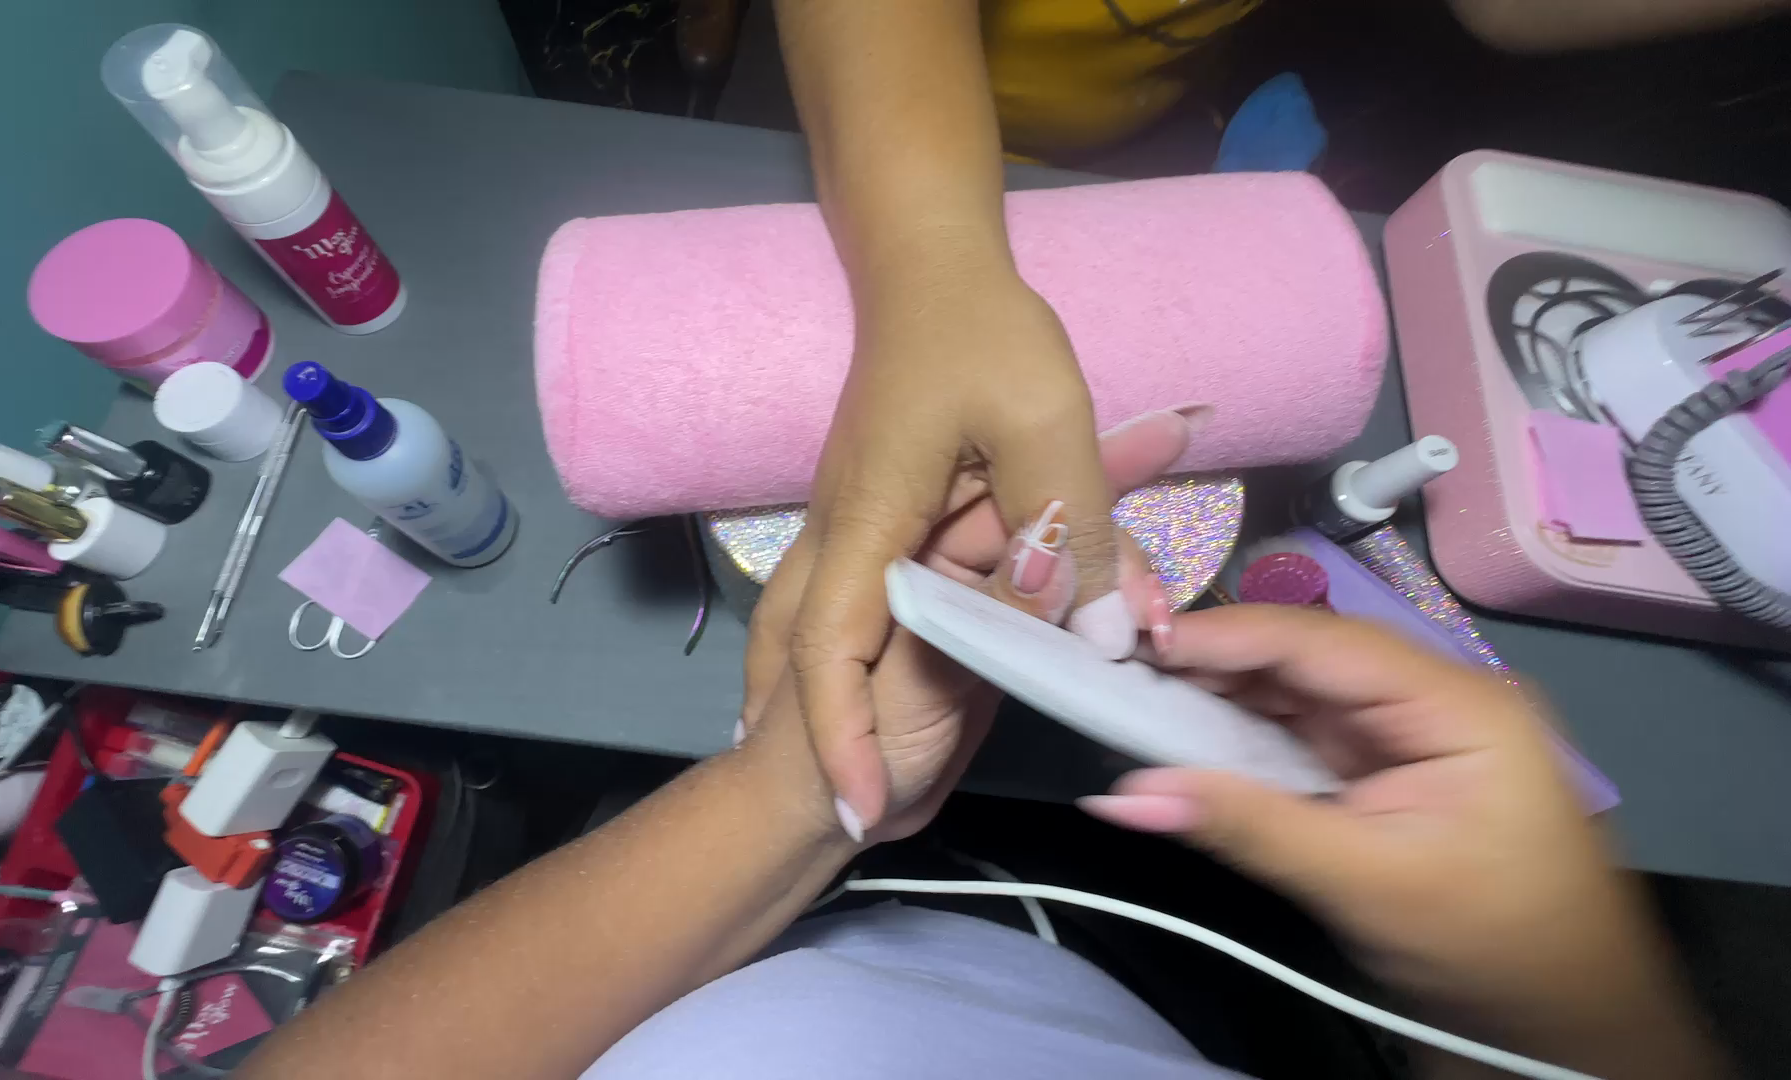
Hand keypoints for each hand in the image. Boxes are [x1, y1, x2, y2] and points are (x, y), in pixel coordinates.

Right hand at [744, 264, 1206, 838]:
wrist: (926, 275)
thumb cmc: (979, 334)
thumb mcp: (1043, 418)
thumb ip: (1062, 523)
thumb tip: (1081, 626)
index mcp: (871, 519)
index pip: (834, 642)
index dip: (837, 732)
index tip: (856, 808)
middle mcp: (838, 533)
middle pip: (792, 648)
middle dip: (808, 736)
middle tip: (843, 808)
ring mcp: (841, 522)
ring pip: (797, 627)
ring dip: (802, 702)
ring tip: (836, 767)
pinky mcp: (858, 512)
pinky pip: (826, 599)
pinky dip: (822, 656)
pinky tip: (846, 680)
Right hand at [1081, 606, 1720, 1076]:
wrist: (1557, 1025)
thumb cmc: (1491, 950)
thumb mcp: (1362, 884)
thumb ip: (1240, 826)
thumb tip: (1120, 796)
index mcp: (1457, 702)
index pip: (1321, 642)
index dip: (1225, 634)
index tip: (1137, 640)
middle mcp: (1424, 691)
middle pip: (1298, 650)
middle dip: (1209, 654)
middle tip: (1123, 662)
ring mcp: (1394, 720)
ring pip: (1284, 678)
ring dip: (1210, 683)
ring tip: (1135, 685)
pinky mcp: (1366, 750)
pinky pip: (1284, 716)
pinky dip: (1227, 717)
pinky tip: (1177, 717)